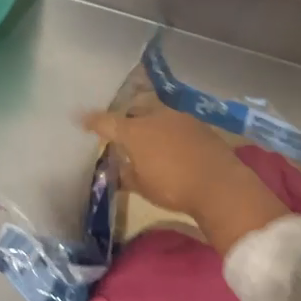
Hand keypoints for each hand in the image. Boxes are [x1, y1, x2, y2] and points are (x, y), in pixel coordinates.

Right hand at [81, 102, 289, 254]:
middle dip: (127, 121)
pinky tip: (174, 146)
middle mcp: (155, 116)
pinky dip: (170, 132)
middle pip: (134, 113)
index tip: (81, 119)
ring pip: (157, 115)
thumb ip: (126, 174)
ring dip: (151, 125)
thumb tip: (119, 167)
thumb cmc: (173, 187)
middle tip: (123, 135)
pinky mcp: (199, 124)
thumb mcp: (142, 186)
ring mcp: (180, 117)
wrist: (219, 184)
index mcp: (135, 131)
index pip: (107, 122)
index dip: (93, 121)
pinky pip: (176, 124)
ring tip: (150, 142)